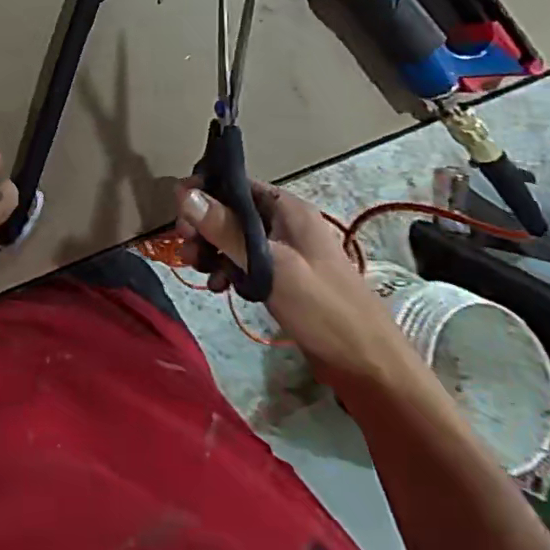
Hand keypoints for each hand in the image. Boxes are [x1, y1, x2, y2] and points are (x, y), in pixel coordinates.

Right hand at [176, 179, 413, 388]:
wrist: (369, 367)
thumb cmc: (323, 309)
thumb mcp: (269, 266)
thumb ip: (226, 229)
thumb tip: (184, 192)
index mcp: (288, 209)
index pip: (235, 183)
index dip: (204, 193)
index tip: (180, 216)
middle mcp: (284, 222)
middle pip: (230, 211)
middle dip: (203, 227)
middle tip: (186, 250)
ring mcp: (284, 250)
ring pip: (233, 237)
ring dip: (212, 250)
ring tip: (197, 271)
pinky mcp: (282, 276)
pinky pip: (244, 262)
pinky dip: (227, 270)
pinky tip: (218, 287)